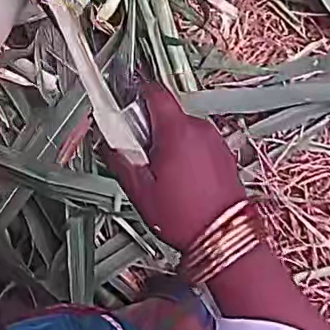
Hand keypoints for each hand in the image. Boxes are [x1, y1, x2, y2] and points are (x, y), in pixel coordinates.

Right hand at [103, 81, 329, 329]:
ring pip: (178, 127)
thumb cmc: (185, 216)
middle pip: (164, 112)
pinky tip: (176, 178)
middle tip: (136, 154)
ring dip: (164, 141)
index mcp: (177, 132)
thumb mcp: (138, 188)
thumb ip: (118, 157)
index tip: (121, 106)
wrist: (224, 237)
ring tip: (157, 172)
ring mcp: (214, 141)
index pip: (153, 92)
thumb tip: (105, 141)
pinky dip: (181, 151)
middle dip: (145, 127)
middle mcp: (199, 129)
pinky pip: (194, 141)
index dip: (133, 94)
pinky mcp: (222, 153)